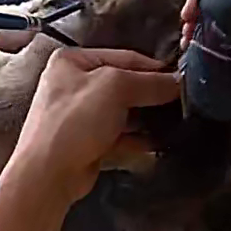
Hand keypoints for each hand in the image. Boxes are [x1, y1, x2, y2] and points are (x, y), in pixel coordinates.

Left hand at [0, 47, 181, 206]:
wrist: (49, 173)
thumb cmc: (75, 121)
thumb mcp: (115, 88)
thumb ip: (149, 83)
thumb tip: (178, 83)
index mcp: (74, 60)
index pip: (125, 58)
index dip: (155, 68)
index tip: (181, 80)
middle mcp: (76, 85)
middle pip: (125, 85)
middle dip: (152, 94)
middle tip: (181, 102)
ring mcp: (82, 116)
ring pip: (124, 111)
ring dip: (148, 117)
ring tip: (174, 121)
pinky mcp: (90, 142)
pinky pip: (121, 135)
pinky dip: (139, 138)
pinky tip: (158, 141)